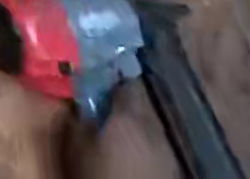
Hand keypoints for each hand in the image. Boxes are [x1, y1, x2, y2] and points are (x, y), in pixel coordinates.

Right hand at [59, 79, 184, 178]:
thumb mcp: (77, 150)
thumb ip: (77, 118)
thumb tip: (76, 99)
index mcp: (129, 115)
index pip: (126, 82)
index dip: (113, 79)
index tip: (99, 80)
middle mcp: (153, 126)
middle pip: (140, 104)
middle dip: (124, 104)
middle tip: (105, 110)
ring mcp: (167, 151)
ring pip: (149, 126)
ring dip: (135, 126)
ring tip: (118, 136)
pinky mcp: (172, 171)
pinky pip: (156, 148)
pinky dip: (144, 147)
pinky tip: (132, 158)